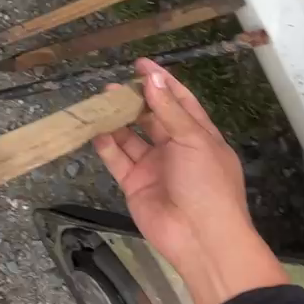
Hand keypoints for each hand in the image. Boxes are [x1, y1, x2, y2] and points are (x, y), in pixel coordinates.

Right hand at [92, 59, 289, 303]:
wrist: (200, 239)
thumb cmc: (207, 185)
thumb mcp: (194, 140)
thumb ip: (169, 109)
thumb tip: (152, 78)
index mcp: (199, 137)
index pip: (180, 102)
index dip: (162, 82)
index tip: (141, 64)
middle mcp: (176, 149)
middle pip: (151, 117)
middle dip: (134, 100)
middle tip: (114, 85)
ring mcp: (154, 167)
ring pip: (131, 137)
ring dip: (117, 120)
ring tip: (100, 101)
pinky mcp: (134, 184)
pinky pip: (117, 159)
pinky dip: (106, 145)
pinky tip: (95, 129)